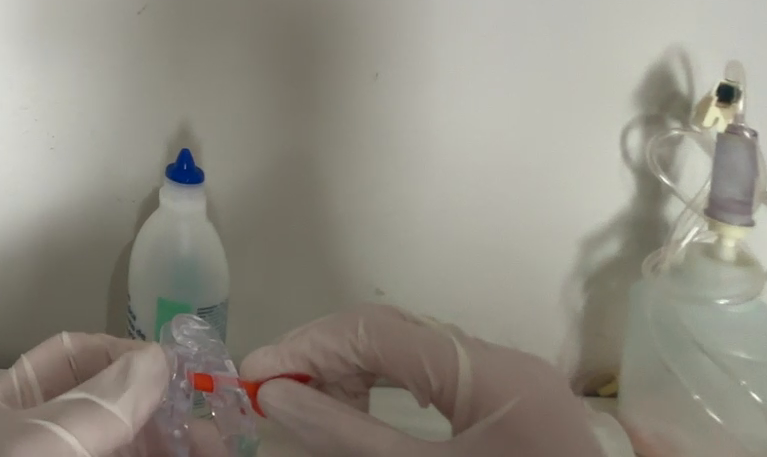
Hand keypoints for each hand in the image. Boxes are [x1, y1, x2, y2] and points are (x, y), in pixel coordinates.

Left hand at [0, 332, 224, 456]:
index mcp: (10, 412)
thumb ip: (99, 404)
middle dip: (158, 408)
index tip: (168, 364)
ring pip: (130, 453)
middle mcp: (43, 444)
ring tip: (213, 445)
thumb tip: (155, 359)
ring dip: (172, 445)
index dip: (117, 355)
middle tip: (206, 414)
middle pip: (108, 411)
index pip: (69, 360)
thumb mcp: (44, 442)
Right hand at [237, 305, 623, 455]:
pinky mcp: (511, 408)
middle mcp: (501, 362)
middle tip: (277, 392)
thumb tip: (273, 394)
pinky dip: (384, 386)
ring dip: (350, 371)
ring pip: (405, 351)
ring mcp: (509, 384)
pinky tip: (361, 410)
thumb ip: (345, 435)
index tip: (254, 374)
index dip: (305, 347)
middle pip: (387, 333)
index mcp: (489, 373)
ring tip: (312, 405)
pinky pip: (429, 376)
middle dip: (324, 357)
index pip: (371, 332)